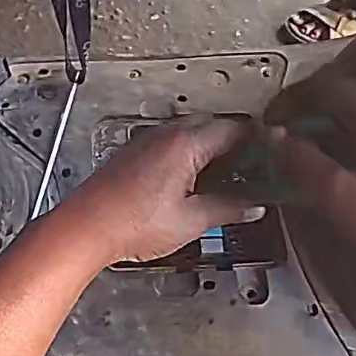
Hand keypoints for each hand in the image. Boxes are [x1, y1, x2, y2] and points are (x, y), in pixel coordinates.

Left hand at [59, 117, 264, 264]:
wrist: (86, 229)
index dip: (256, 140)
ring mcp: (147, 143)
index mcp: (186, 145)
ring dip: (210, 150)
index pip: (234, 129)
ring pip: (190, 134)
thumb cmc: (128, 223)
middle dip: (234, 144)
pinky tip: (190, 184)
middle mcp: (165, 136)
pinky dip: (188, 157)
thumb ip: (228, 209)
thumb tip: (251, 207)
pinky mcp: (134, 155)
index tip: (269, 152)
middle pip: (212, 126)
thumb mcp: (192, 221)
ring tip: (223, 180)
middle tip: (250, 168)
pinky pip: (170, 145)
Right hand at [266, 73, 355, 294]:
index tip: (273, 116)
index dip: (292, 99)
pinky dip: (349, 152)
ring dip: (328, 137)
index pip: (327, 86)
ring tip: (306, 158)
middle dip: (308, 118)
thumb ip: (304, 164)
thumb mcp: (343, 197)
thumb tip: (280, 142)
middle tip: (284, 136)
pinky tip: (342, 178)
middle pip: (345, 103)